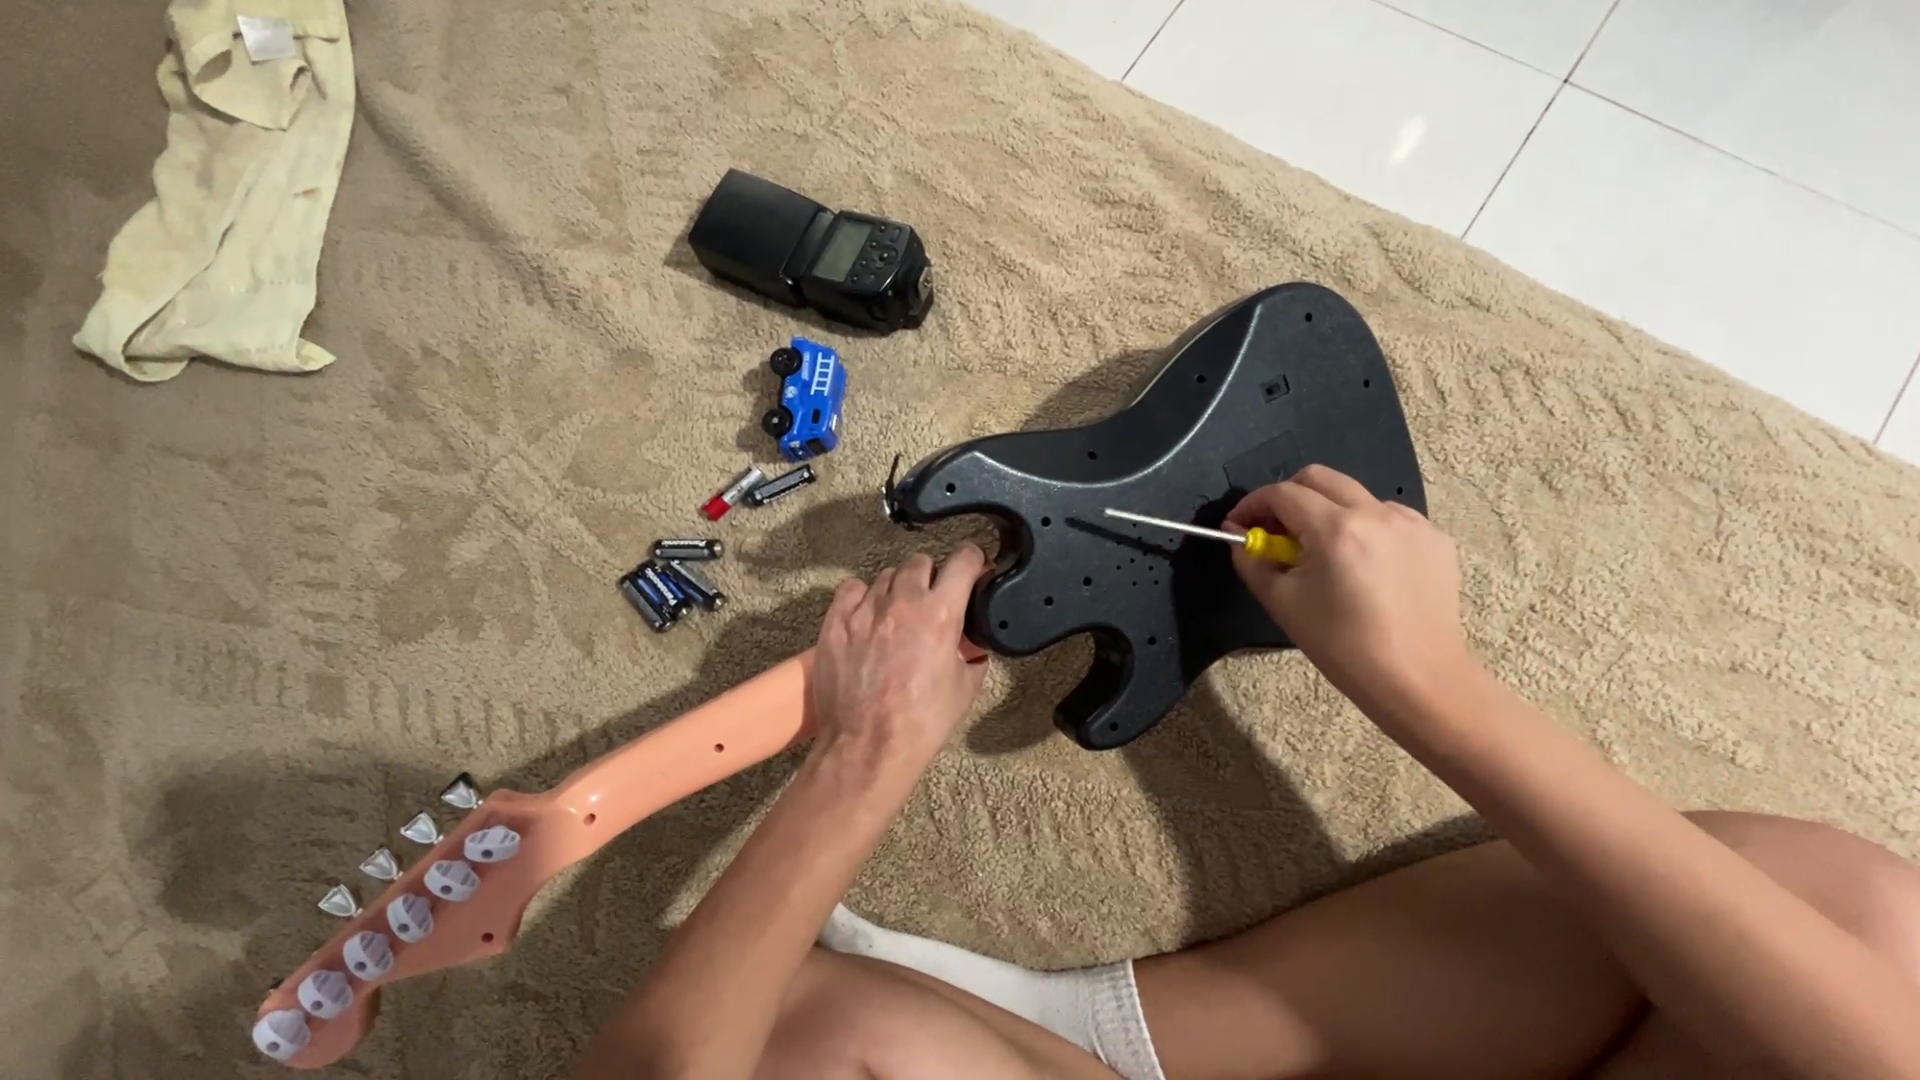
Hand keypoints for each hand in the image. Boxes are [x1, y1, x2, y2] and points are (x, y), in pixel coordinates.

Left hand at [810, 545, 990, 774]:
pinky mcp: (836, 621)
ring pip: (886, 575)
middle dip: (931, 576)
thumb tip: (974, 647)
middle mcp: (902, 602)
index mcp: (940, 613)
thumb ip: (973, 656)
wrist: (869, 745)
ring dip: (896, 588)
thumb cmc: (920, 722)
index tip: (974, 567)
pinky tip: (867, 617)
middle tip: (931, 600)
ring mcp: (865, 610)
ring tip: (897, 614)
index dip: (974, 560)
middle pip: (920, 562)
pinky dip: (862, 597)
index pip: (964, 560)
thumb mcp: (965, 688)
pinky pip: (852, 589)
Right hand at [1226, 465, 1471, 707]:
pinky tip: (1361, 565)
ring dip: (1328, 511)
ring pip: (1355, 495)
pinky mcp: (1434, 539)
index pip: (1282, 493)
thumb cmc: (1342, 647)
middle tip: (1275, 529)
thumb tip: (1239, 536)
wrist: (1418, 679)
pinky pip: (1388, 517)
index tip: (1240, 523)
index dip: (1253, 504)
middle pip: (1319, 478)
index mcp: (1335, 529)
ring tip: (1322, 552)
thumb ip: (1252, 561)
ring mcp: (1411, 523)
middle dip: (1288, 496)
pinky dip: (1363, 528)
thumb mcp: (1282, 604)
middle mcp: (1376, 514)